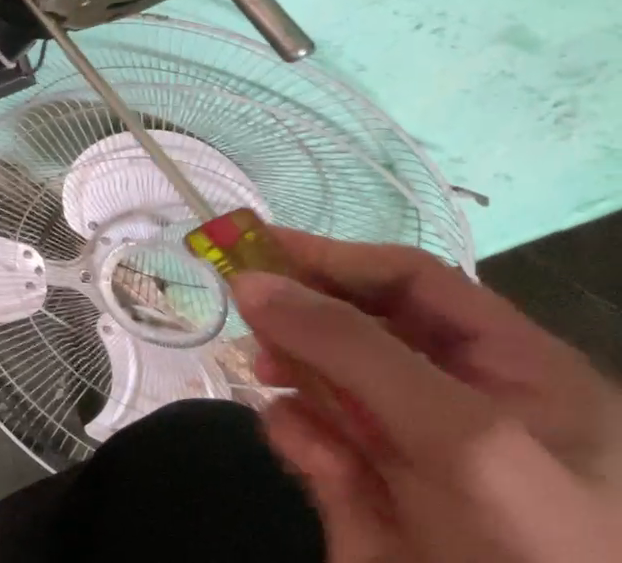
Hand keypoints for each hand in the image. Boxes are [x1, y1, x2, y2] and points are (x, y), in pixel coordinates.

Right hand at [233, 229, 621, 562]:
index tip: (248, 247)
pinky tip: (302, 452)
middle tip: (241, 311)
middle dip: (299, 315)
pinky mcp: (367, 490)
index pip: (410, 281)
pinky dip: (293, 432)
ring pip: (322, 376)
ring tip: (263, 375)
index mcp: (517, 371)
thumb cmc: (537, 546)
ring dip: (289, 370)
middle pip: (356, 323)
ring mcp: (412, 448)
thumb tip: (247, 280)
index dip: (331, 256)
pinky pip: (309, 435)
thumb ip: (351, 346)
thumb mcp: (460, 435)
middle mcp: (460, 399)